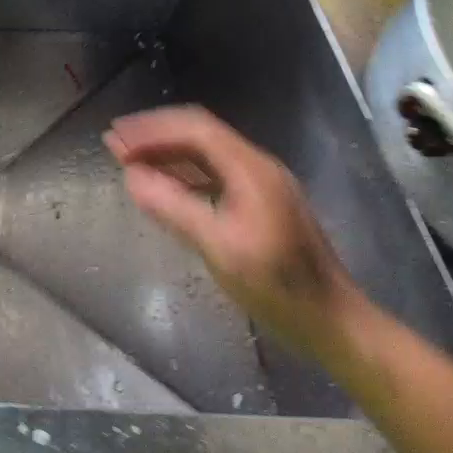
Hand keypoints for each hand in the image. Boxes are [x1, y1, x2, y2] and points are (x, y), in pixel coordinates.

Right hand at [103, 106, 363, 355]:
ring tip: (130, 162)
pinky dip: (182, 171)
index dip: (151, 128)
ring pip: (205, 152)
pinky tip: (164, 186)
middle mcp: (257, 167)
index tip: (115, 137)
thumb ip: (174, 207)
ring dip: (166, 152)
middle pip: (199, 133)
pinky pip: (213, 172)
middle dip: (155, 135)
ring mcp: (261, 185)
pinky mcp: (261, 204)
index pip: (194, 129)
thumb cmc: (279, 288)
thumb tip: (131, 176)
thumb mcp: (220, 249)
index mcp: (251, 169)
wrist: (337, 324)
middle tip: (115, 145)